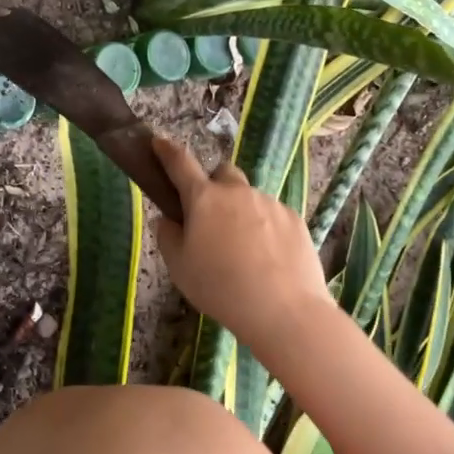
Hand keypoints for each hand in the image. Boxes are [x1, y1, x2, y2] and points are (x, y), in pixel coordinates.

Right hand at [150, 133, 332, 353]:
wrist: (285, 311)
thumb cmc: (221, 289)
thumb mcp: (179, 268)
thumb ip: (168, 237)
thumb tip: (170, 220)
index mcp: (203, 199)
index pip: (180, 163)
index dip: (166, 150)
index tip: (159, 142)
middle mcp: (237, 192)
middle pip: (222, 173)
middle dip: (214, 185)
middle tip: (212, 217)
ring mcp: (269, 203)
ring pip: (249, 197)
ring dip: (242, 212)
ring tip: (245, 252)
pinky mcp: (294, 219)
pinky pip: (273, 215)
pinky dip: (266, 229)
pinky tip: (269, 261)